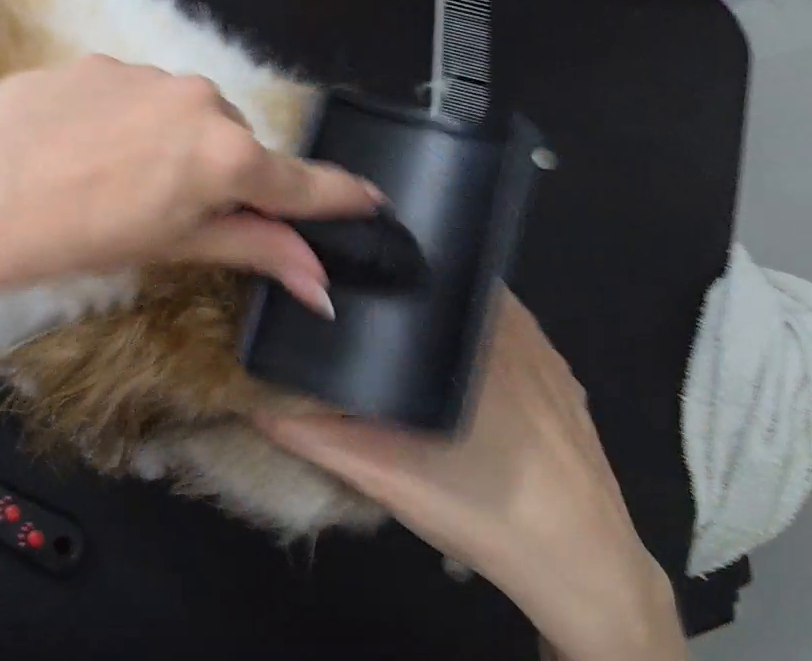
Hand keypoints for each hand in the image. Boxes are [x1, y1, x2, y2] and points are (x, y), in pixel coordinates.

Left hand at [0, 55, 380, 310]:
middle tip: (166, 204)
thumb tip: (320, 279)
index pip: (297, 180)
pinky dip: (110, 116)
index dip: (332, 195)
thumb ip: (251, 247)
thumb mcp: (168, 246)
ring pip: (171, 109)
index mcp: (225, 154)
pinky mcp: (85, 62)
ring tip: (106, 174)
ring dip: (159, 137)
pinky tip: (72, 145)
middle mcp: (193, 100)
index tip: (366, 200)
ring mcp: (136, 73)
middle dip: (212, 168)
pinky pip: (118, 92)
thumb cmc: (77, 238)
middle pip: (228, 137)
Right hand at [257, 292, 685, 660]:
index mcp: (480, 340)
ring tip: (385, 322)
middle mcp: (521, 336)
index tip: (339, 259)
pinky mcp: (567, 391)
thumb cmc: (485, 507)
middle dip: (404, 286)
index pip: (430, 268)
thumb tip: (246, 398)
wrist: (585, 574)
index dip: (382, 258)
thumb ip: (309, 434)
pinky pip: (509, 341)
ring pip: (482, 314)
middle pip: (452, 287)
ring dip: (439, 313)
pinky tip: (439, 367)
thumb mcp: (380, 474)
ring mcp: (551, 363)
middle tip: (350, 294)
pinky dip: (472, 340)